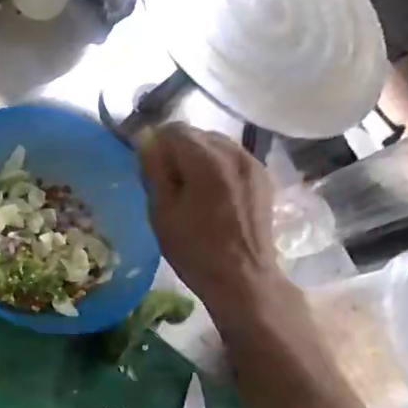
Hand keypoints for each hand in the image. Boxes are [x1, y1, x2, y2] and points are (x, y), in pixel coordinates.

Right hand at [139, 125, 285, 317]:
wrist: (243, 278)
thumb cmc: (194, 249)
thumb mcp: (161, 211)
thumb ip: (155, 170)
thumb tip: (147, 142)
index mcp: (207, 160)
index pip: (174, 130)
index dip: (154, 143)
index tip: (145, 165)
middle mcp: (234, 153)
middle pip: (197, 134)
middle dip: (176, 148)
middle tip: (163, 179)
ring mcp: (253, 165)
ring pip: (216, 144)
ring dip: (197, 156)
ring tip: (186, 187)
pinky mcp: (263, 178)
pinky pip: (232, 159)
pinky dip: (216, 166)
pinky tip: (209, 193)